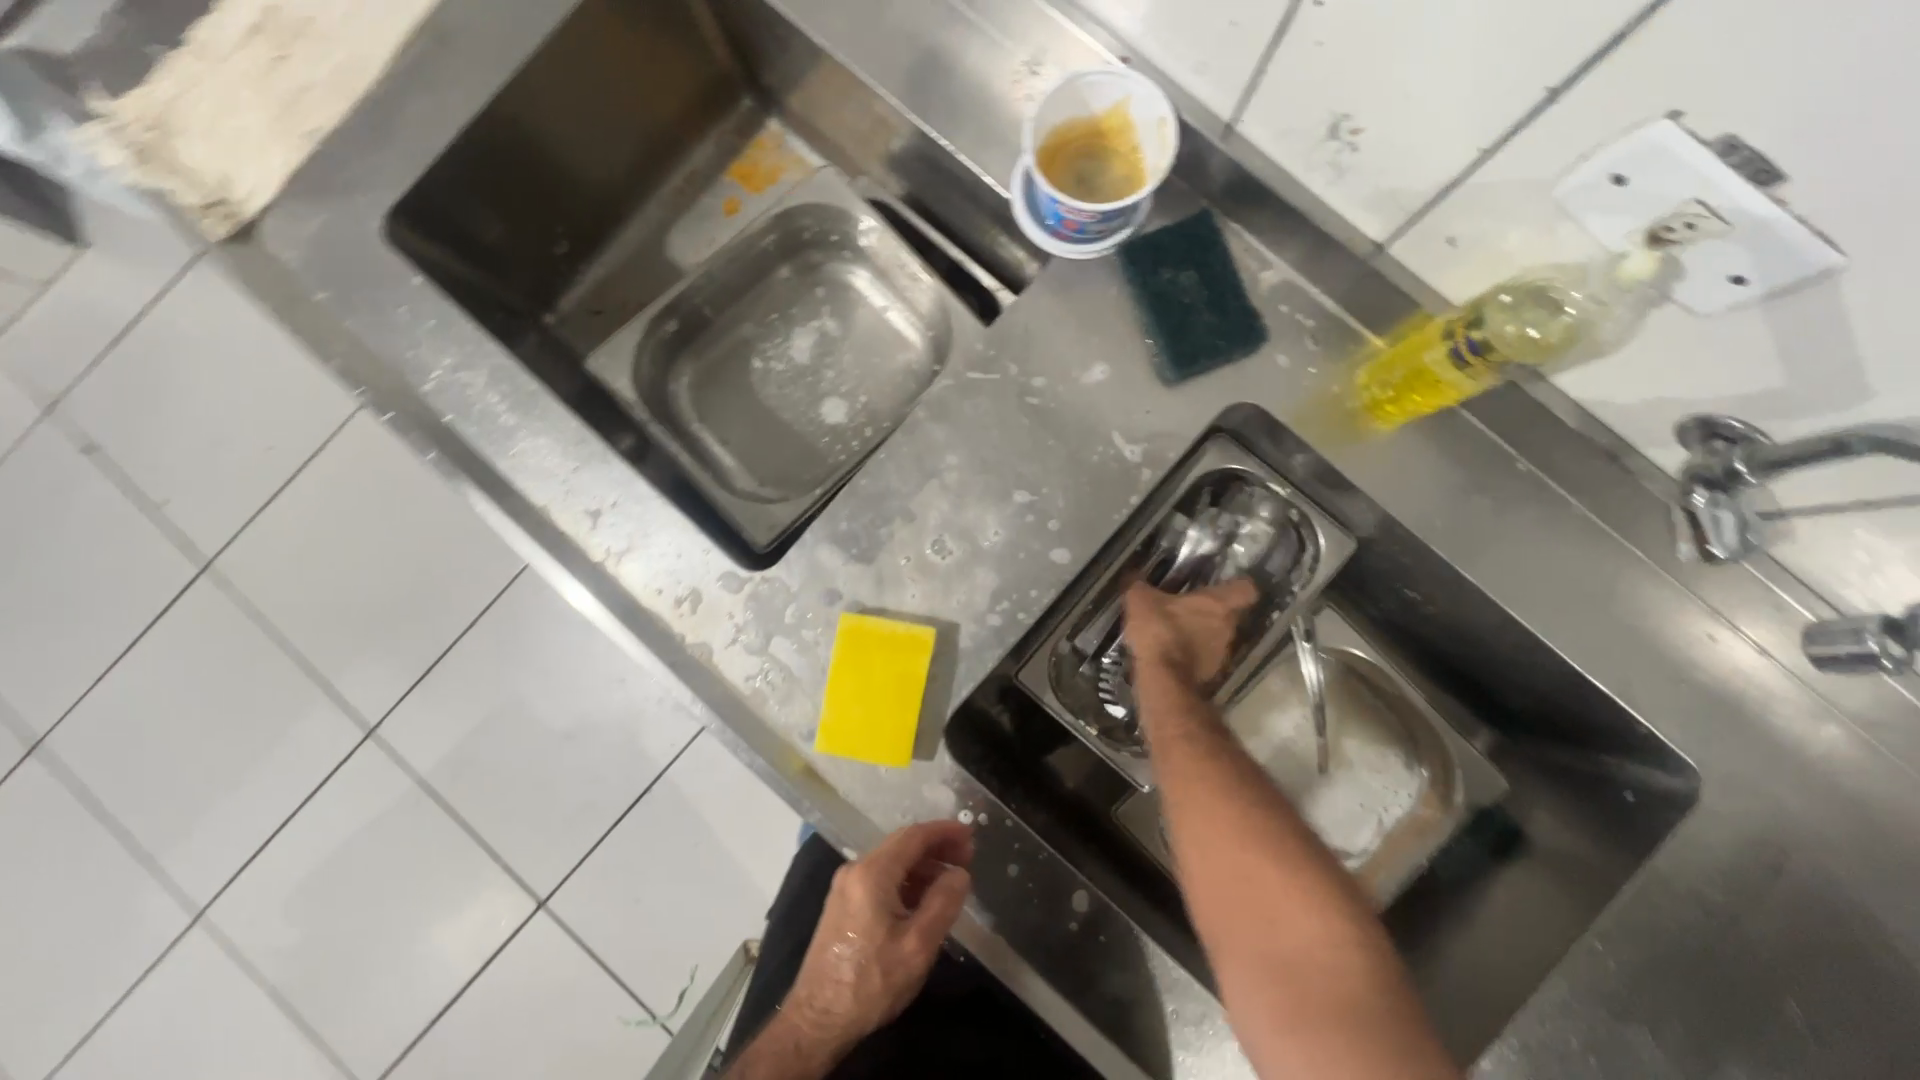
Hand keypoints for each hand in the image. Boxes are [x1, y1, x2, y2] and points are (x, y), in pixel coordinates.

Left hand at [782, 821, 974, 1053]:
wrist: (818, 1018)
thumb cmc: (872, 982)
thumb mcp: (918, 945)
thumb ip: (943, 903)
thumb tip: (960, 873)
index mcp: (872, 873)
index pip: (914, 836)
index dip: (945, 831)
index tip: (971, 835)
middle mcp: (855, 871)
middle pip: (901, 846)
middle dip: (936, 847)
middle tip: (968, 858)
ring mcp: (845, 889)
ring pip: (891, 864)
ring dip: (922, 866)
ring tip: (951, 881)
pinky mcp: (842, 907)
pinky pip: (880, 881)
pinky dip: (906, 882)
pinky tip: (923, 901)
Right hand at [1123, 579, 1259, 687]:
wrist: (1163, 678)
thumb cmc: (1159, 630)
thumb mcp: (1140, 599)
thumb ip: (1138, 584)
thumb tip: (1132, 574)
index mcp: (1218, 604)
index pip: (1246, 589)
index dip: (1237, 585)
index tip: (1222, 584)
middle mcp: (1228, 627)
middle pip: (1230, 614)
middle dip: (1212, 612)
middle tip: (1189, 609)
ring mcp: (1222, 653)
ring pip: (1218, 638)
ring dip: (1202, 635)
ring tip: (1177, 633)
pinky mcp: (1211, 674)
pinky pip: (1205, 658)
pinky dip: (1193, 656)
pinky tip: (1172, 654)